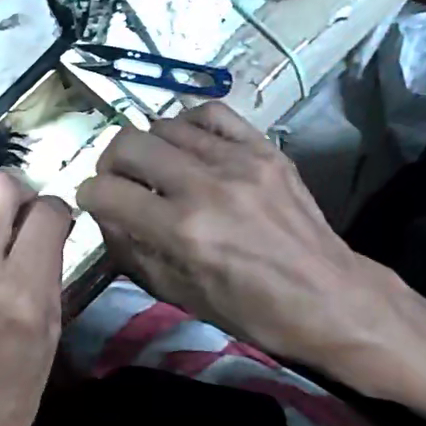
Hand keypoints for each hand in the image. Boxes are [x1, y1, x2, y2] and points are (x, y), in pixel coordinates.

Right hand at [76, 101, 407, 375]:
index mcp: (183, 231)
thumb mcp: (181, 294)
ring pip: (162, 125)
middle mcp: (205, 187)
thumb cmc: (255, 311)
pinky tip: (189, 145)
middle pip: (127, 145)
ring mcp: (238, 161)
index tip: (96, 203)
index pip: (105, 191)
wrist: (337, 301)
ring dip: (148, 147)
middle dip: (110, 164)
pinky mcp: (264, 149)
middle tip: (121, 182)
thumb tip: (104, 214)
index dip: (89, 196)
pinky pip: (210, 114)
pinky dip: (188, 125)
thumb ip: (131, 250)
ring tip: (158, 168)